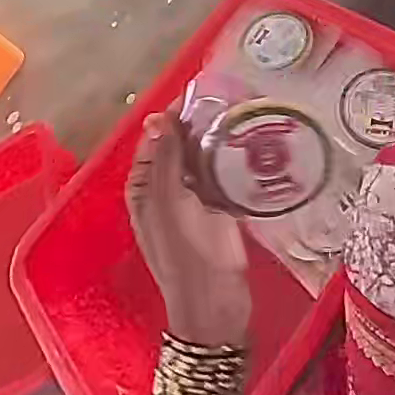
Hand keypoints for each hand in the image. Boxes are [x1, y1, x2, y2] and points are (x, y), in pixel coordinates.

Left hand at [126, 112, 250, 346]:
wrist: (216, 305)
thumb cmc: (190, 254)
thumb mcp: (173, 204)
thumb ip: (167, 161)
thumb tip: (158, 118)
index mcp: (145, 188)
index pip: (157, 138)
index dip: (175, 115)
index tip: (205, 90)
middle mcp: (165, 191)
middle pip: (179, 148)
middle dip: (199, 124)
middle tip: (233, 98)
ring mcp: (192, 203)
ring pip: (201, 162)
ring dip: (217, 141)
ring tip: (244, 115)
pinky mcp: (217, 212)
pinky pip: (219, 178)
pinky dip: (230, 162)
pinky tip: (249, 149)